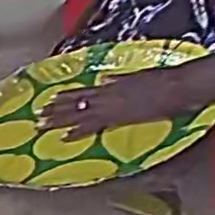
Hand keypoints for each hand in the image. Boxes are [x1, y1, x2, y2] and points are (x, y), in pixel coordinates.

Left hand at [37, 66, 201, 132]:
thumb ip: (118, 79)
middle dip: (55, 110)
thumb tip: (106, 79)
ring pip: (78, 114)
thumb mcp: (135, 76)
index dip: (64, 97)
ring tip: (42, 125)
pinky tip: (64, 138)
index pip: (82, 92)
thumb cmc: (161, 79)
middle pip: (75, 103)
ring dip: (59, 120)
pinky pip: (92, 127)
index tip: (50, 100)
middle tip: (37, 115)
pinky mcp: (117, 118)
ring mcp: (110, 107)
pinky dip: (77, 132)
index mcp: (110, 85)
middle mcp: (106, 95)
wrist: (176, 85)